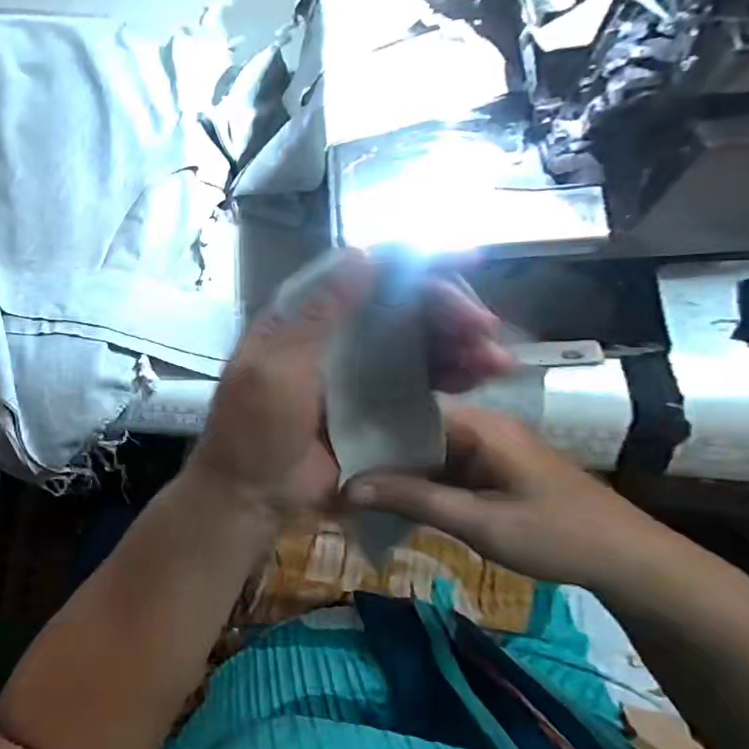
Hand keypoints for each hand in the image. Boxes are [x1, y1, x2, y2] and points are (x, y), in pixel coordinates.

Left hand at [187, 251, 511, 518]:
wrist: (254, 492)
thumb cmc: (255, 428)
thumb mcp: (277, 368)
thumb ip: (318, 316)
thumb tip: (362, 256)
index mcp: (299, 320)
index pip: (358, 276)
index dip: (408, 265)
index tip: (463, 259)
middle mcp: (331, 338)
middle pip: (395, 307)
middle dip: (445, 309)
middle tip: (483, 327)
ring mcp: (355, 371)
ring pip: (415, 340)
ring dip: (458, 342)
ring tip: (495, 359)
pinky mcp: (375, 404)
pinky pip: (420, 378)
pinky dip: (453, 373)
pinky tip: (484, 375)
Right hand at [344, 404, 680, 590]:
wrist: (636, 566)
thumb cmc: (559, 537)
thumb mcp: (479, 522)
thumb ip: (412, 499)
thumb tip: (345, 487)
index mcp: (479, 425)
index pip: (406, 412)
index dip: (365, 428)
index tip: (326, 446)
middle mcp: (480, 427)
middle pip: (411, 432)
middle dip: (373, 454)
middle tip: (328, 471)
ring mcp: (486, 449)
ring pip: (423, 452)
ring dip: (392, 471)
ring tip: (346, 486)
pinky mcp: (491, 471)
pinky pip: (440, 469)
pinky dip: (414, 483)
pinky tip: (386, 499)